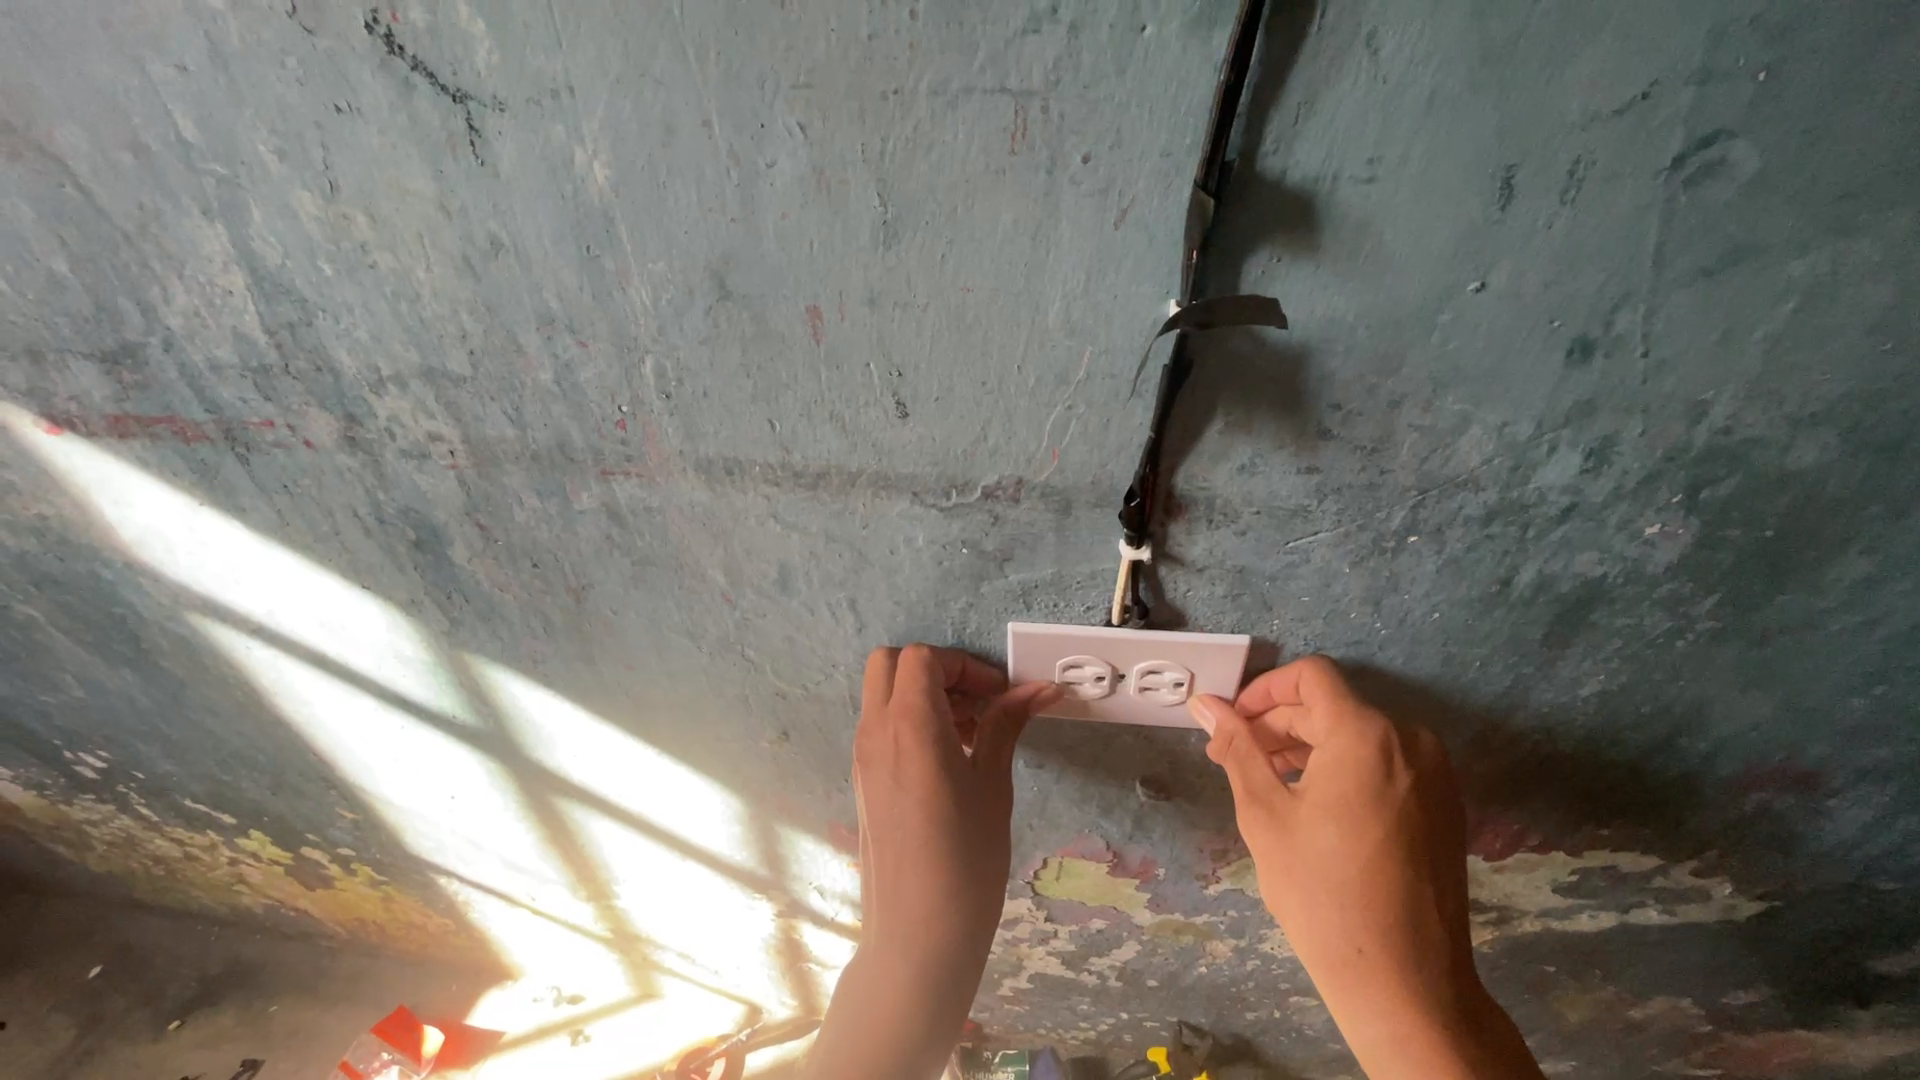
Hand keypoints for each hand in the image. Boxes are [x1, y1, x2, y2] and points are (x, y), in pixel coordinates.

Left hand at [806, 645, 1055, 1079]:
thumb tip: (1040, 688)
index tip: (1000, 695)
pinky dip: (910, 721)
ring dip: (923, 694)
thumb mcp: (993, 785)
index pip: (924, 657)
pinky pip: (880, 726)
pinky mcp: (862, 781)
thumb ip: (1006, 725)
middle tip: (978, 702)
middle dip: (937, 669)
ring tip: (972, 734)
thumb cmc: (965, 860)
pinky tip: (949, 760)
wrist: (916, 936)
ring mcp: (862, 757)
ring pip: (882, 694)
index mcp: (910, 725)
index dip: (965, 665)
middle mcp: (876, 732)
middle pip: (891, 663)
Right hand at [1189, 655, 1541, 1079]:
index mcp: (1367, 734)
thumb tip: (1206, 704)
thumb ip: (1237, 748)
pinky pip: (1384, 764)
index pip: (1310, 676)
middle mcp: (1411, 740)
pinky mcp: (1444, 806)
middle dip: (1277, 726)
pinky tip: (1310, 806)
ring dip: (1306, 748)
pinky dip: (1342, 769)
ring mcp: (1435, 774)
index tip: (1231, 724)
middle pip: (1331, 707)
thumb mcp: (1264, 813)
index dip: (1263, 690)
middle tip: (1232, 759)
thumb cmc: (1321, 892)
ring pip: (1357, 736)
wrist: (1405, 981)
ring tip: (1265, 785)